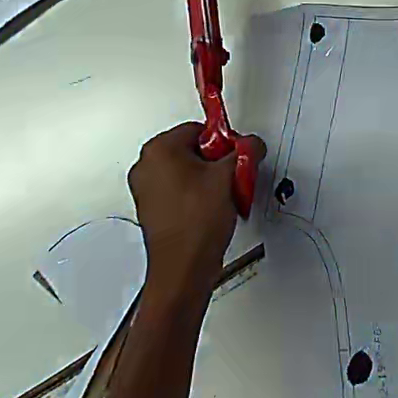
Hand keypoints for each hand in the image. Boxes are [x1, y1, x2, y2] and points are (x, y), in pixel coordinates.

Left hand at [128, 122, 267, 302]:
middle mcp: (146, 166)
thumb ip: (245, 152)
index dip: (224, 142)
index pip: (198, 129)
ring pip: (186, 172)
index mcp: (159, 149)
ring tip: (224, 196)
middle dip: (216, 162)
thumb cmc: (195, 225)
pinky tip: (214, 210)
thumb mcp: (230, 177)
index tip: (236, 154)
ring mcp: (147, 190)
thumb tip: (251, 145)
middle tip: (232, 176)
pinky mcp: (153, 209)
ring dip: (208, 180)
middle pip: (191, 150)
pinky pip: (180, 191)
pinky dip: (197, 196)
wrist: (184, 267)